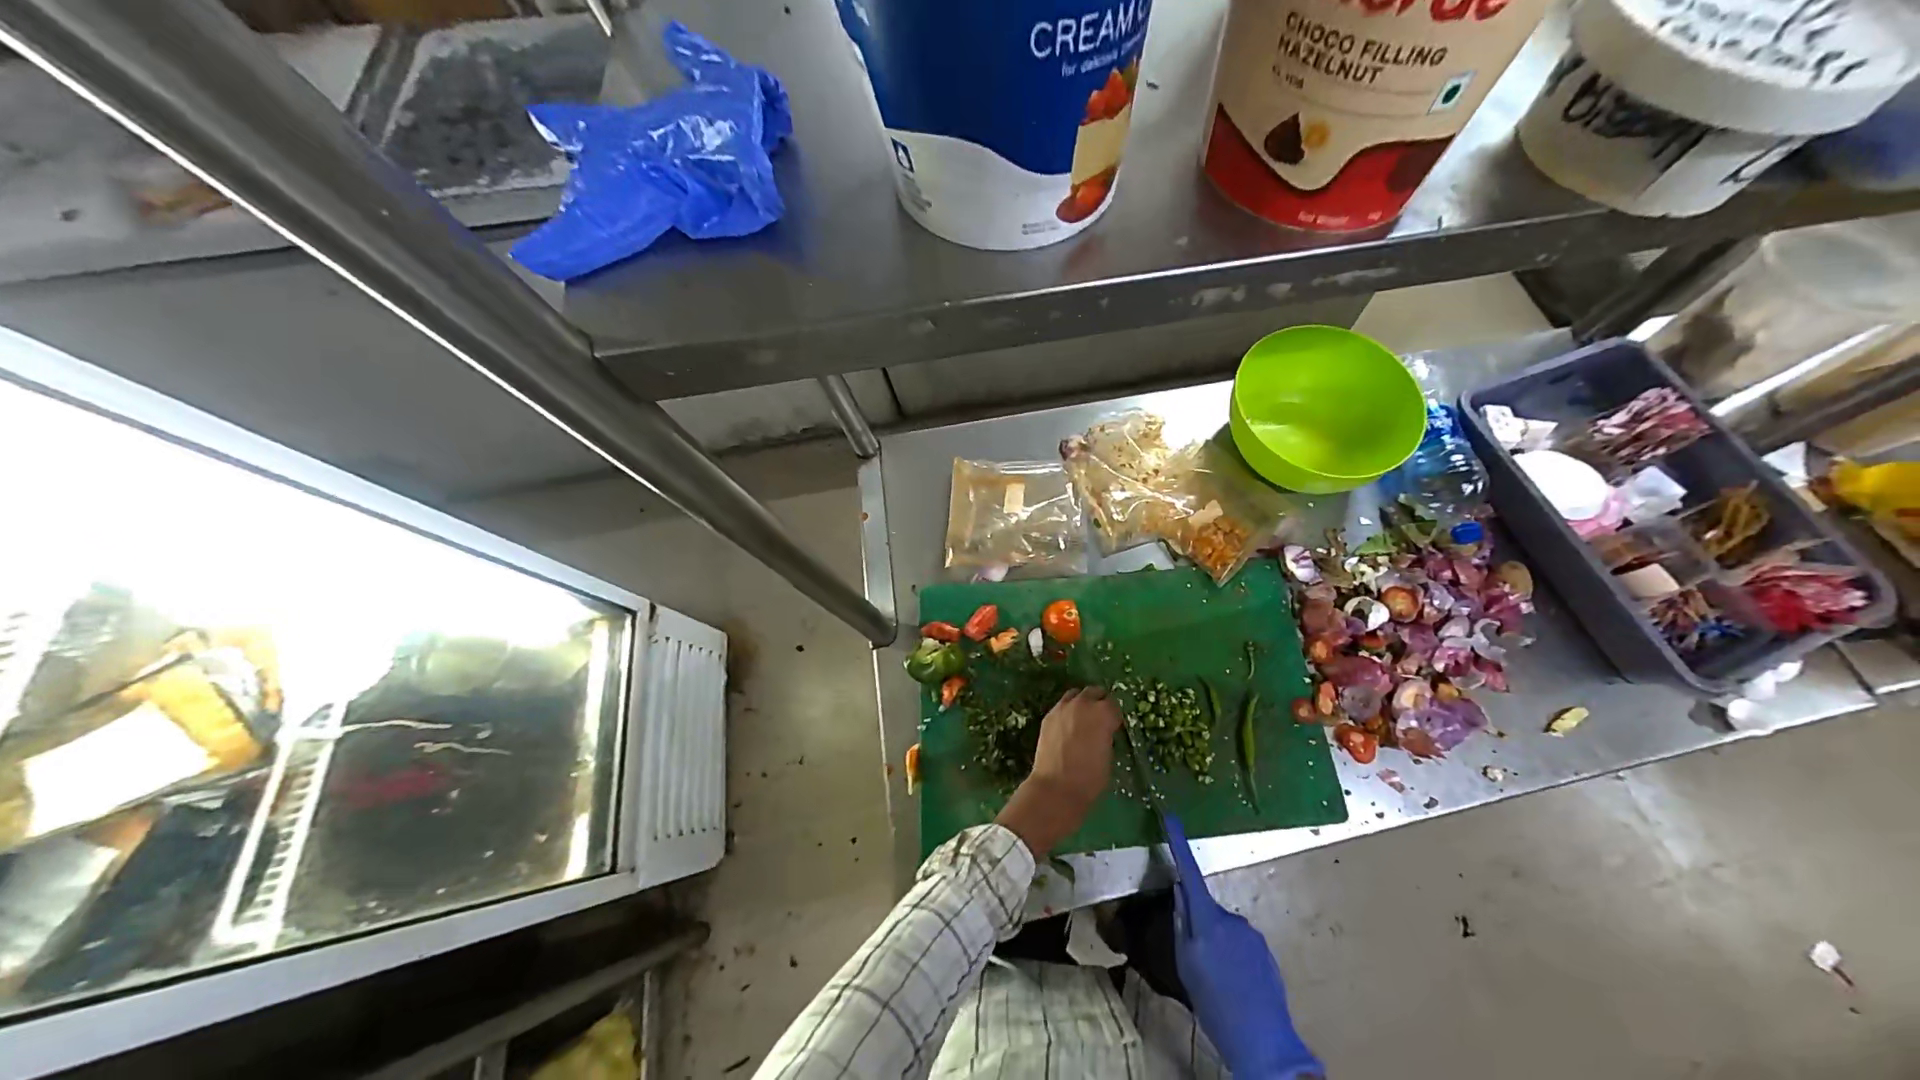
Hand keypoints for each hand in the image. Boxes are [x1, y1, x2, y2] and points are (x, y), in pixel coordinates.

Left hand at [994, 686, 1120, 856]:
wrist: (1057, 787)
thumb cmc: (1090, 777)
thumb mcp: (1109, 754)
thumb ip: (1106, 734)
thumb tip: (1103, 730)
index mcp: (1103, 713)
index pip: (1114, 704)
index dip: (1115, 715)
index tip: (1114, 726)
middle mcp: (1083, 704)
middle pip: (1094, 692)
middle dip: (1099, 702)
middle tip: (1100, 719)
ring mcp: (1063, 707)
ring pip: (1076, 694)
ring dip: (1082, 703)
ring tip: (1083, 719)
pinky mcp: (1048, 716)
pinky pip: (1062, 706)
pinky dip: (1067, 711)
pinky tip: (1068, 727)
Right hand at [1165, 814, 1323, 1078]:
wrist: (1264, 1042)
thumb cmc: (1214, 1003)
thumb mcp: (1185, 963)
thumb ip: (1180, 922)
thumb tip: (1179, 888)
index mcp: (1207, 919)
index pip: (1188, 872)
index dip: (1178, 843)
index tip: (1170, 817)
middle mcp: (1232, 918)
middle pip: (1205, 908)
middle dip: (1197, 924)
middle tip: (1194, 962)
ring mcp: (1252, 934)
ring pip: (1222, 927)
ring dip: (1215, 943)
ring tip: (1215, 981)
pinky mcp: (1265, 951)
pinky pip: (1239, 943)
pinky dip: (1231, 956)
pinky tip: (1233, 985)